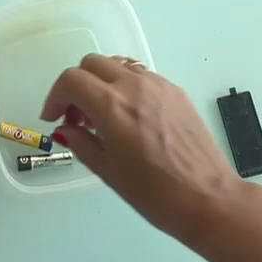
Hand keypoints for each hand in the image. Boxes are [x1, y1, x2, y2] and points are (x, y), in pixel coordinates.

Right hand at [40, 54, 242, 243]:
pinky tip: (131, 117)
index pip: (71, 79)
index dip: (55, 96)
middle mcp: (132, 84)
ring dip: (101, 82)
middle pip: (91, 63)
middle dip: (77, 85)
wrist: (208, 198)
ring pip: (117, 64)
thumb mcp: (109, 172)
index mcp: (111, 105)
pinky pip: (140, 75)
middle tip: (76, 116)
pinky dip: (125, 86)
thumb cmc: (155, 194)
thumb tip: (65, 129)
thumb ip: (82, 143)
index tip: (53, 117)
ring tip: (103, 116)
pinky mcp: (174, 89)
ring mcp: (156, 83)